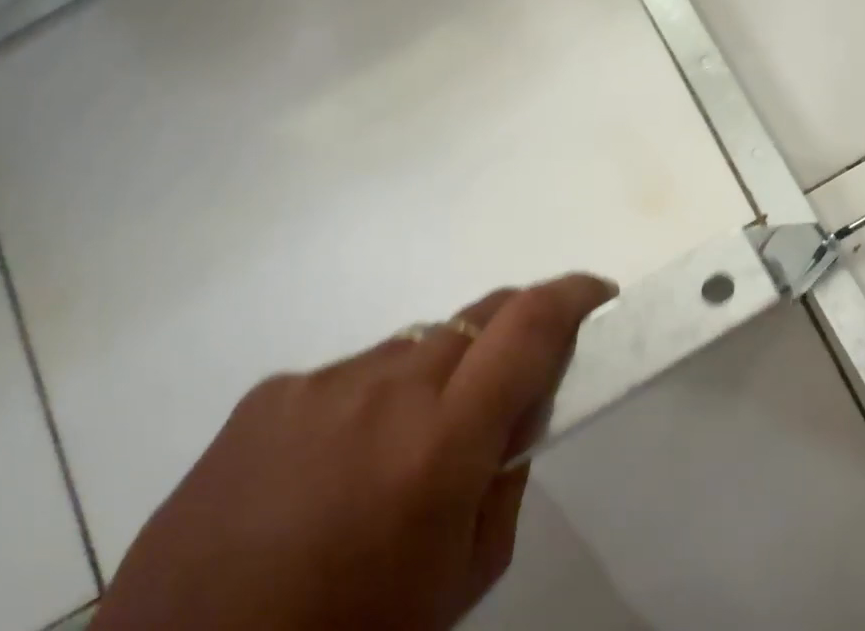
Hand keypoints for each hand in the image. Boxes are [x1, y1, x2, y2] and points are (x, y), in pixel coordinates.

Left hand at [91, 275, 617, 630]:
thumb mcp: (467, 569)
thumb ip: (506, 474)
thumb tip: (516, 411)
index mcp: (443, 438)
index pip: (529, 326)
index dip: (574, 295)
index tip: (599, 296)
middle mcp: (383, 388)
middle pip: (476, 318)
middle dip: (515, 334)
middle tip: (518, 383)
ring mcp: (317, 385)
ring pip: (414, 347)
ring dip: (440, 375)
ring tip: (410, 451)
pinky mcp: (265, 396)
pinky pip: (351, 376)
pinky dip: (375, 401)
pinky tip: (339, 469)